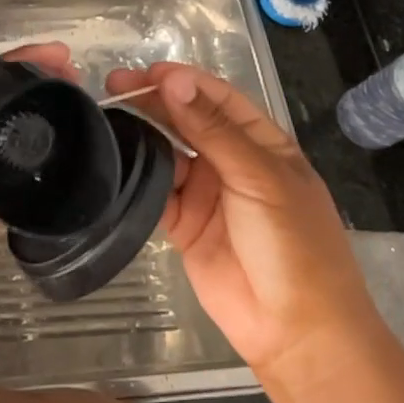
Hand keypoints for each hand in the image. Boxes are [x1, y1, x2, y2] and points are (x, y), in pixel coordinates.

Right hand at [103, 62, 385, 372]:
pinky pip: (156, 191)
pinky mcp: (184, 225)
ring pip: (167, 152)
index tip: (146, 72)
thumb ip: (212, 129)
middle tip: (113, 86)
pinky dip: (136, 175)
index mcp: (261, 142)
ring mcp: (207, 193)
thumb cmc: (294, 243)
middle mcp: (231, 161)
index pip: (217, 97)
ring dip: (141, 134)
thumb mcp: (258, 177)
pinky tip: (113, 159)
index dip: (183, 81)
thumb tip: (173, 80)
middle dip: (154, 101)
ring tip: (106, 117)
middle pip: (187, 120)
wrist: (297, 330)